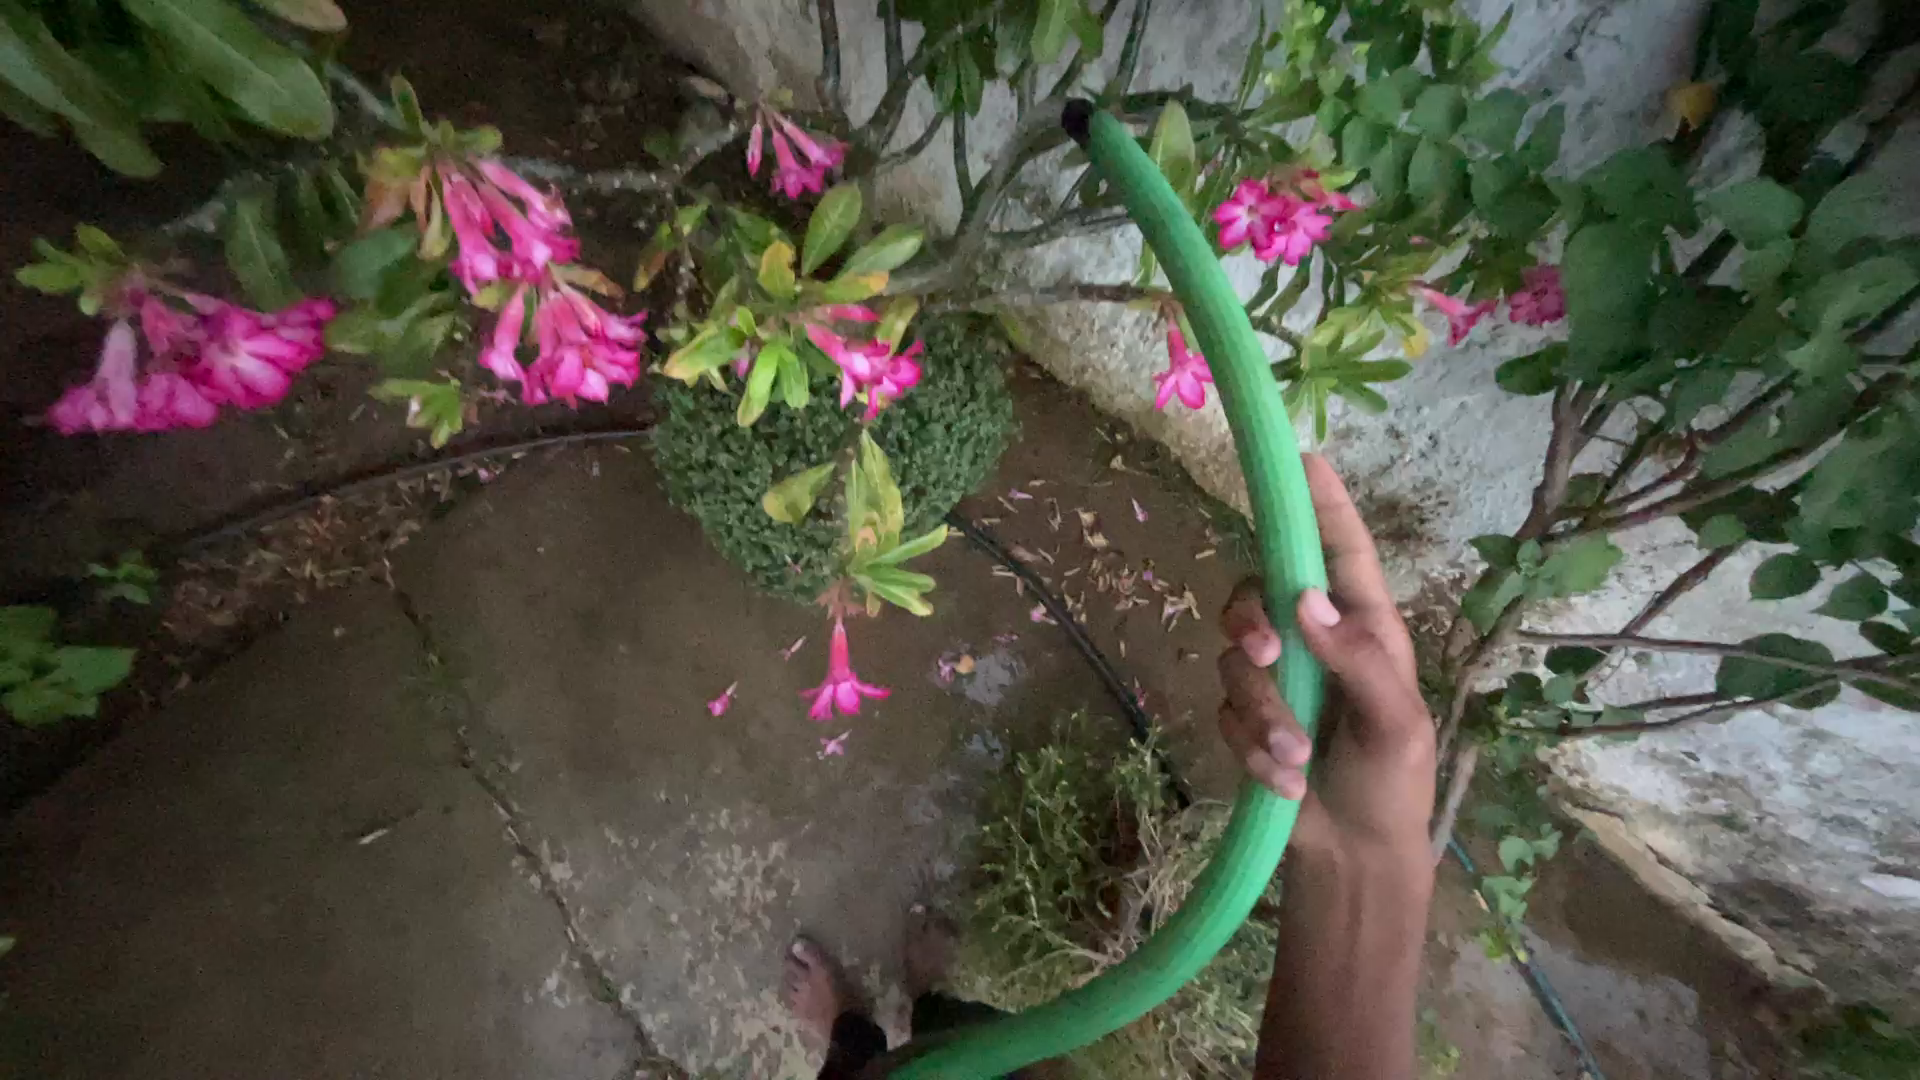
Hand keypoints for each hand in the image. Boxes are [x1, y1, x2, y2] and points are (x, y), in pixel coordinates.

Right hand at [1216, 453, 1435, 864]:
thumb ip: (1355, 661)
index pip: (1338, 552)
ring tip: (1292, 761)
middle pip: (1254, 594)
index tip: (1300, 459)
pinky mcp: (1241, 712)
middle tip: (1262, 656)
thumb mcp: (1394, 725)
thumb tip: (1304, 600)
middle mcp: (1309, 638)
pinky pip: (1223, 708)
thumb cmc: (1392, 783)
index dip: (1321, 503)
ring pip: (1232, 659)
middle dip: (1248, 622)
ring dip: (1260, 712)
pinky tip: (1281, 778)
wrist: (1351, 852)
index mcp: (1360, 626)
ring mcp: (1272, 676)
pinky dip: (1249, 744)